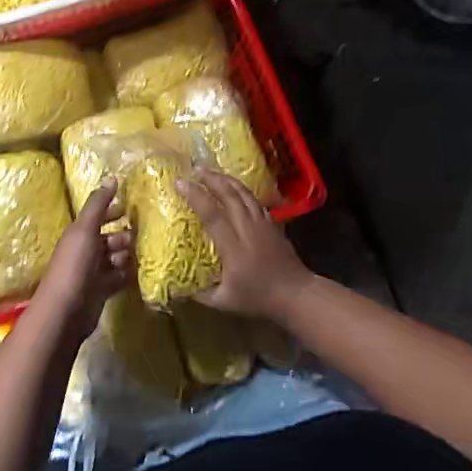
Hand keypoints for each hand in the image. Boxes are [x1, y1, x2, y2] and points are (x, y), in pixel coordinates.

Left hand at [36, 181, 132, 327]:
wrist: (66, 311)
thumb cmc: (75, 265)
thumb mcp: (85, 229)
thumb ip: (98, 204)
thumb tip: (113, 178)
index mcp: (79, 234)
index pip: (99, 216)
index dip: (115, 210)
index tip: (135, 206)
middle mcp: (86, 250)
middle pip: (110, 237)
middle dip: (126, 234)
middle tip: (144, 233)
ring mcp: (94, 272)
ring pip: (116, 257)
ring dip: (129, 254)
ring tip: (144, 253)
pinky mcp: (102, 290)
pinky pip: (119, 277)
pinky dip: (129, 274)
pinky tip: (143, 270)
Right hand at [174, 167, 313, 318]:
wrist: (294, 292)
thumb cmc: (258, 298)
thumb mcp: (224, 301)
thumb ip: (199, 293)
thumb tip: (177, 288)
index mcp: (233, 247)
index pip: (212, 214)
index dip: (196, 196)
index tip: (181, 182)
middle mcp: (248, 228)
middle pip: (229, 195)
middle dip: (211, 179)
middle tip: (195, 168)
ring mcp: (262, 223)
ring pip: (243, 193)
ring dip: (226, 180)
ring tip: (212, 172)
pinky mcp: (271, 223)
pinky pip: (254, 200)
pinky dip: (241, 189)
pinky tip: (234, 187)